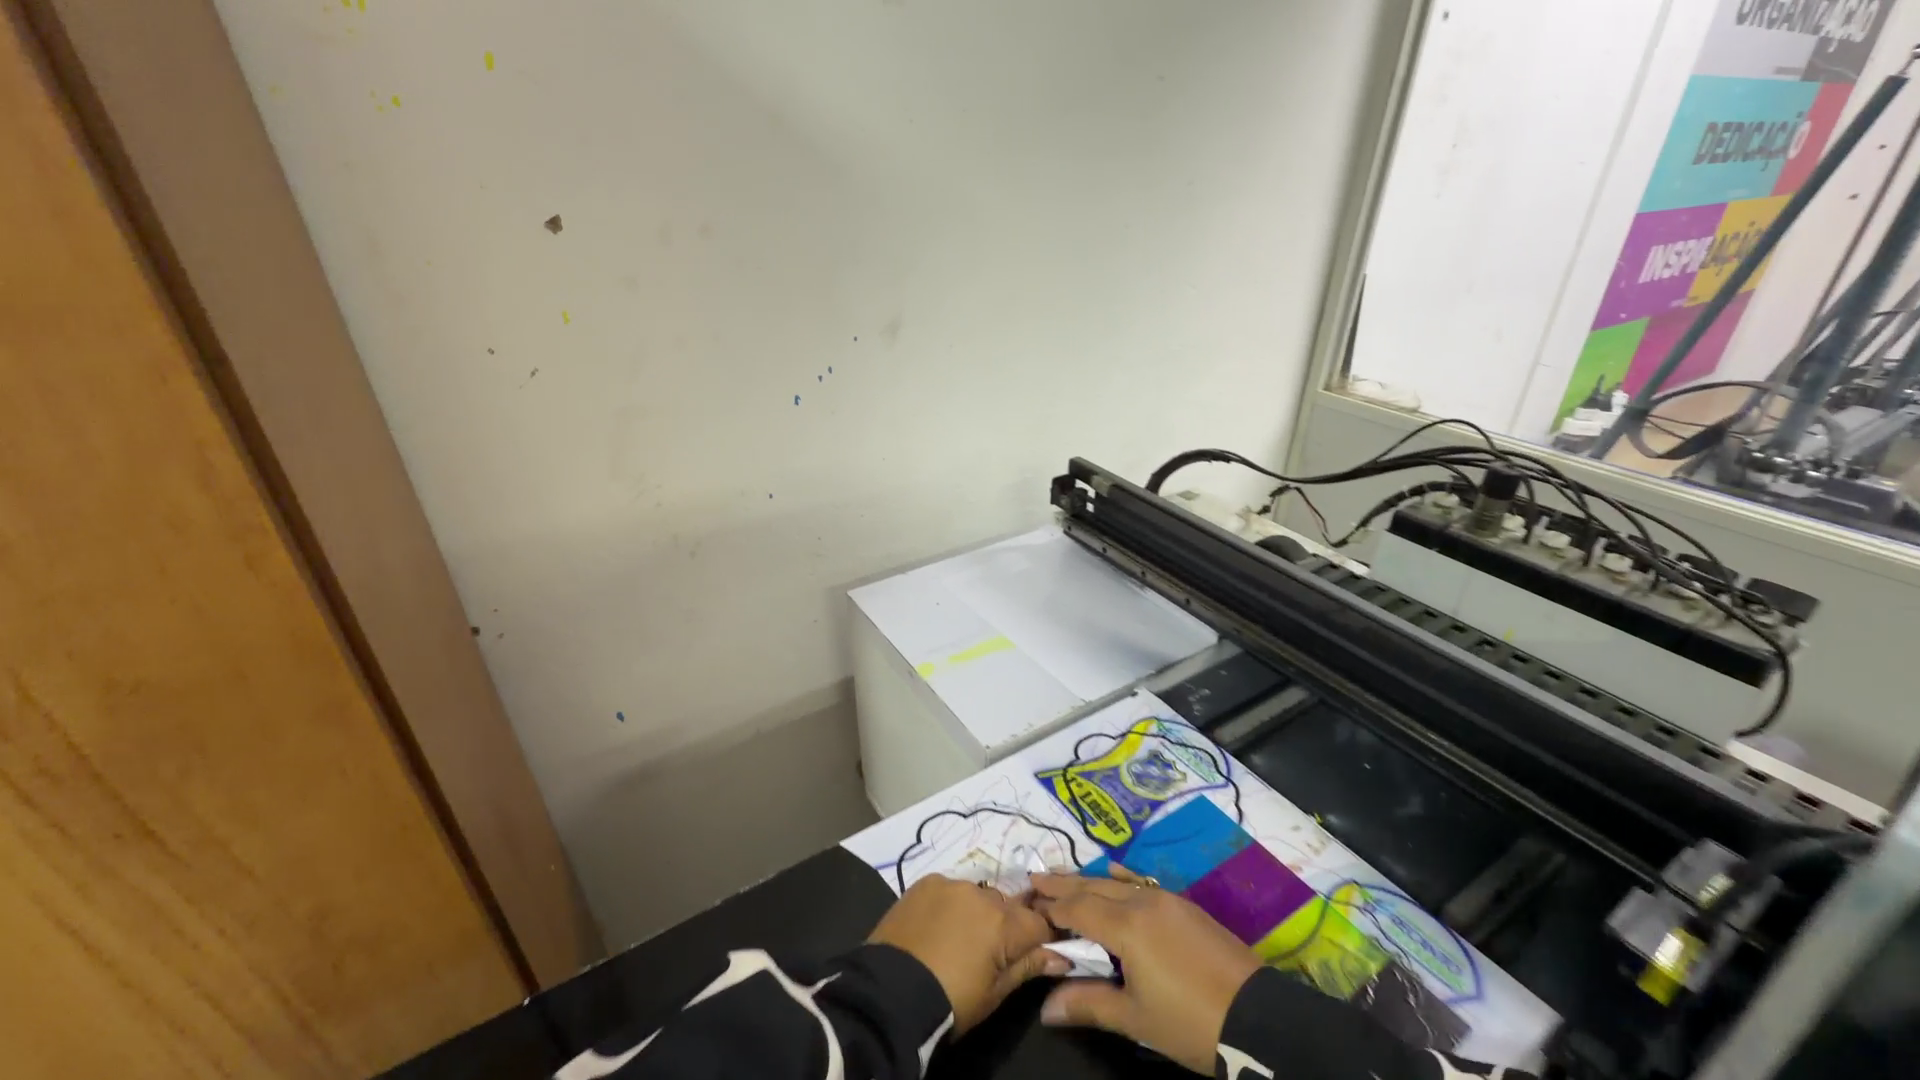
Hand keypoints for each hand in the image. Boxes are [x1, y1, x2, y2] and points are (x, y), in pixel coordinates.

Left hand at [869, 875, 1068, 1031]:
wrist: (888, 994)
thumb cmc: (950, 1001)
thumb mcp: (994, 994)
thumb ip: (1028, 967)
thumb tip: (1061, 956)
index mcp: (1003, 923)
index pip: (1039, 923)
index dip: (1041, 938)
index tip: (1034, 952)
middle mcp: (981, 895)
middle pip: (1007, 906)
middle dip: (1006, 925)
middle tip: (990, 953)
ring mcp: (950, 884)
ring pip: (978, 895)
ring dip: (977, 912)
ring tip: (959, 939)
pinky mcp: (924, 882)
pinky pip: (950, 889)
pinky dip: (950, 904)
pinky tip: (938, 926)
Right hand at [1029, 870, 1261, 1072]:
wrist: (1258, 1017)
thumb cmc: (1189, 1021)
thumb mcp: (1134, 1019)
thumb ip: (1088, 1004)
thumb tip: (1044, 1008)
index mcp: (1126, 926)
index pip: (1077, 908)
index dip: (1051, 907)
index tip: (1027, 903)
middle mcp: (1143, 902)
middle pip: (1094, 886)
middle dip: (1064, 884)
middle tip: (1035, 879)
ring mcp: (1168, 900)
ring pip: (1118, 881)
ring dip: (1089, 880)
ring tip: (1065, 877)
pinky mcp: (1187, 907)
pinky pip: (1142, 884)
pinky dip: (1119, 879)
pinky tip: (1114, 873)